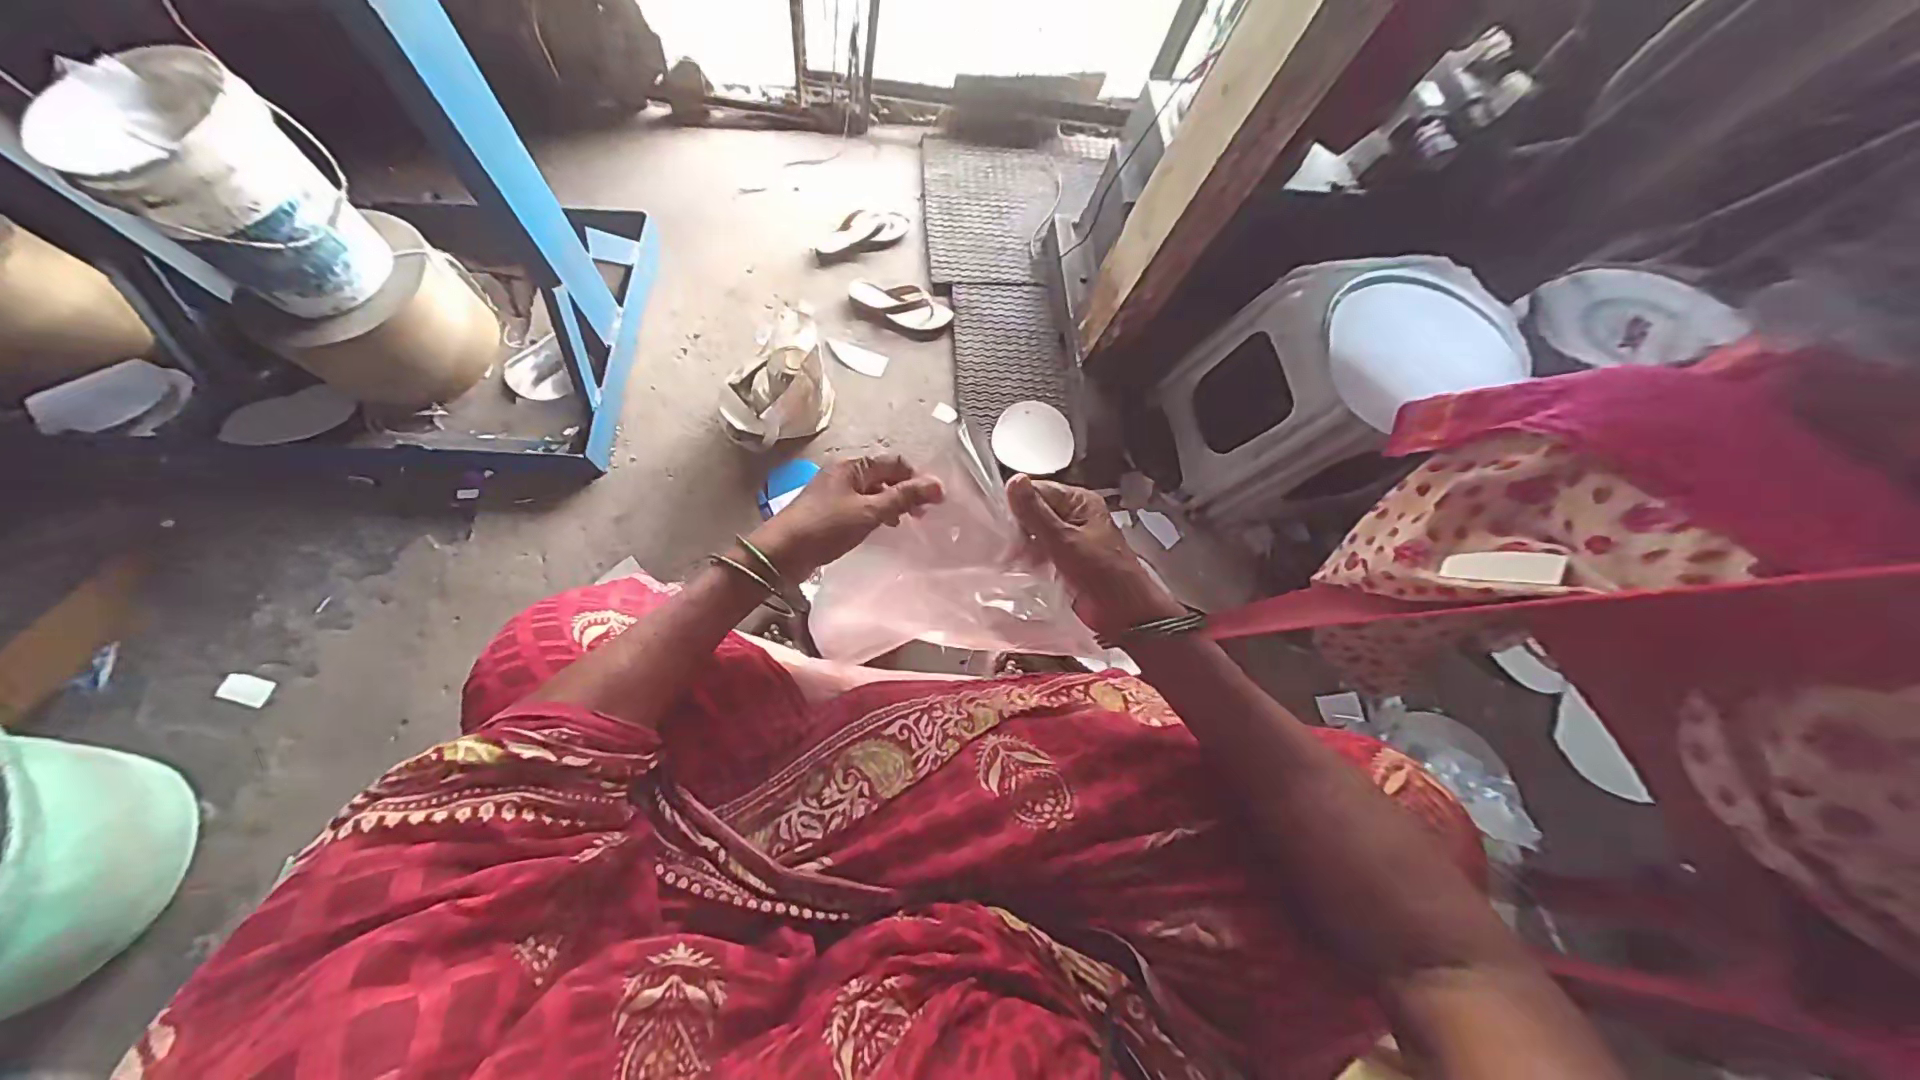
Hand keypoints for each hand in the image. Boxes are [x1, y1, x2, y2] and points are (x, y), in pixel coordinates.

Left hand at [749, 455, 943, 578]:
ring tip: (907, 522)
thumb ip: (904, 497)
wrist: (782, 553)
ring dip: (893, 503)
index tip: (935, 500)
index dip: (917, 477)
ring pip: (873, 491)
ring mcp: (835, 492)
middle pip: (884, 475)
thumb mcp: (870, 511)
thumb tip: (937, 485)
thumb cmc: (827, 527)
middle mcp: (844, 473)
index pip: (895, 462)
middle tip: (923, 514)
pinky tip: (883, 527)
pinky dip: (877, 513)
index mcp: (852, 465)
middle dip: (906, 491)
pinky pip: (862, 505)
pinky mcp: (829, 511)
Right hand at [1006, 474, 1183, 635]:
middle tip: (1013, 551)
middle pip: (1034, 512)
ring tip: (1017, 563)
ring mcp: (1070, 538)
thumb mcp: (1065, 540)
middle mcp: (1074, 515)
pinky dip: (1031, 560)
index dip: (1020, 507)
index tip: (1008, 528)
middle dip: (1020, 531)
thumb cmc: (1103, 574)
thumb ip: (1036, 512)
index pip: (1038, 491)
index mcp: (1080, 501)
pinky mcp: (1065, 560)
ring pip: (1035, 534)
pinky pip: (1040, 552)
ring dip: (1024, 548)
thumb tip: (1014, 480)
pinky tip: (1025, 570)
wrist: (1125, 613)